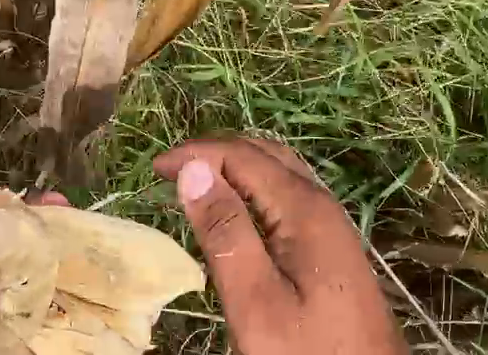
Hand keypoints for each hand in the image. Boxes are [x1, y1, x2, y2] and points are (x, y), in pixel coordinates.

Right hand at [154, 139, 406, 354]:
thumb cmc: (307, 352)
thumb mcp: (256, 302)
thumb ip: (226, 233)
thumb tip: (194, 169)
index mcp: (303, 207)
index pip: (242, 155)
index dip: (197, 153)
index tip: (155, 169)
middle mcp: (321, 202)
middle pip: (264, 153)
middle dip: (215, 152)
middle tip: (172, 171)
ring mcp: (330, 223)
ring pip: (279, 169)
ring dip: (236, 164)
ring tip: (198, 181)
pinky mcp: (331, 246)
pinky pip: (288, 192)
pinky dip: (255, 183)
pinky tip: (239, 207)